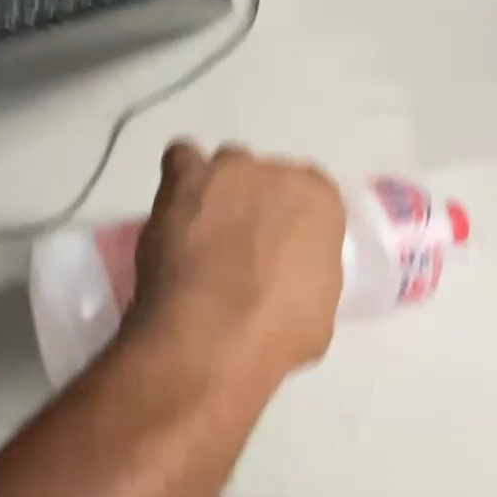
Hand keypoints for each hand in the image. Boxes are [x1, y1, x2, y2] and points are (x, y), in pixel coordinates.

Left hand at [126, 141, 345, 384]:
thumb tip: (288, 277)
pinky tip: (176, 212)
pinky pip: (181, 160)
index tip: (279, 254)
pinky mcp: (182, 181)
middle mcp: (277, 174)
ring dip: (217, 195)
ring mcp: (228, 172)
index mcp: (320, 203)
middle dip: (255, 208)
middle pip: (265, 181)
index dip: (291, 227)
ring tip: (201, 236)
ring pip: (224, 171)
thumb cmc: (276, 334)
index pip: (310, 200)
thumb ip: (308, 275)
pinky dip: (180, 181)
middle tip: (240, 251)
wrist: (211, 337)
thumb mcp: (318, 311)